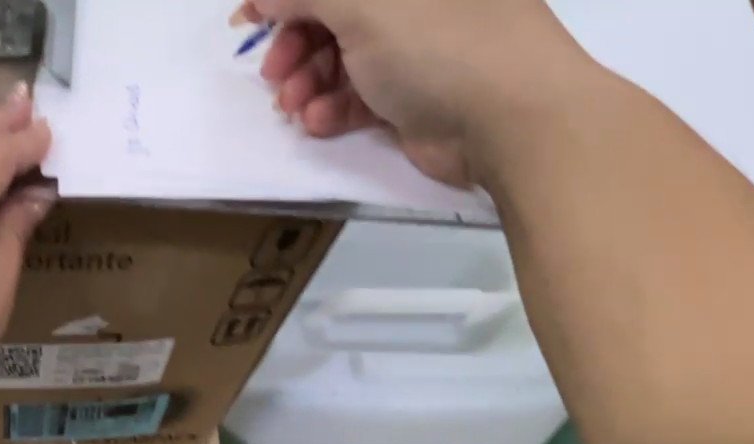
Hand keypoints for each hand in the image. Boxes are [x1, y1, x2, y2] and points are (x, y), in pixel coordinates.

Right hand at [237, 0, 598, 186]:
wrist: (504, 119)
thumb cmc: (439, 44)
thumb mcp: (365, 5)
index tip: (249, 21)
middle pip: (334, 13)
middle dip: (296, 44)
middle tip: (275, 75)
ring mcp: (414, 45)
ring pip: (340, 58)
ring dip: (308, 84)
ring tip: (295, 107)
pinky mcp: (410, 93)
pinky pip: (357, 95)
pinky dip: (332, 108)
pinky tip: (320, 122)